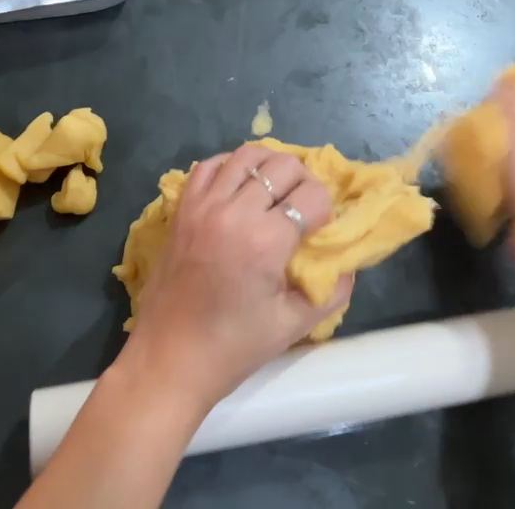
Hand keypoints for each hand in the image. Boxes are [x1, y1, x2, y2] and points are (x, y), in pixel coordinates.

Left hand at [118, 142, 350, 413]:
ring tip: (275, 192)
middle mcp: (234, 212)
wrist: (168, 359)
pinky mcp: (182, 207)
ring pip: (247, 154)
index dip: (324, 209)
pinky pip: (210, 165)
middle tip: (301, 210)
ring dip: (270, 166)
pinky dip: (231, 166)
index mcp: (265, 241)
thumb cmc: (232, 348)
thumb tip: (346, 260)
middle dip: (303, 182)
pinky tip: (241, 188)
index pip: (312, 195)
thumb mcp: (293, 326)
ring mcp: (203, 205)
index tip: (319, 231)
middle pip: (283, 164)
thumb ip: (331, 290)